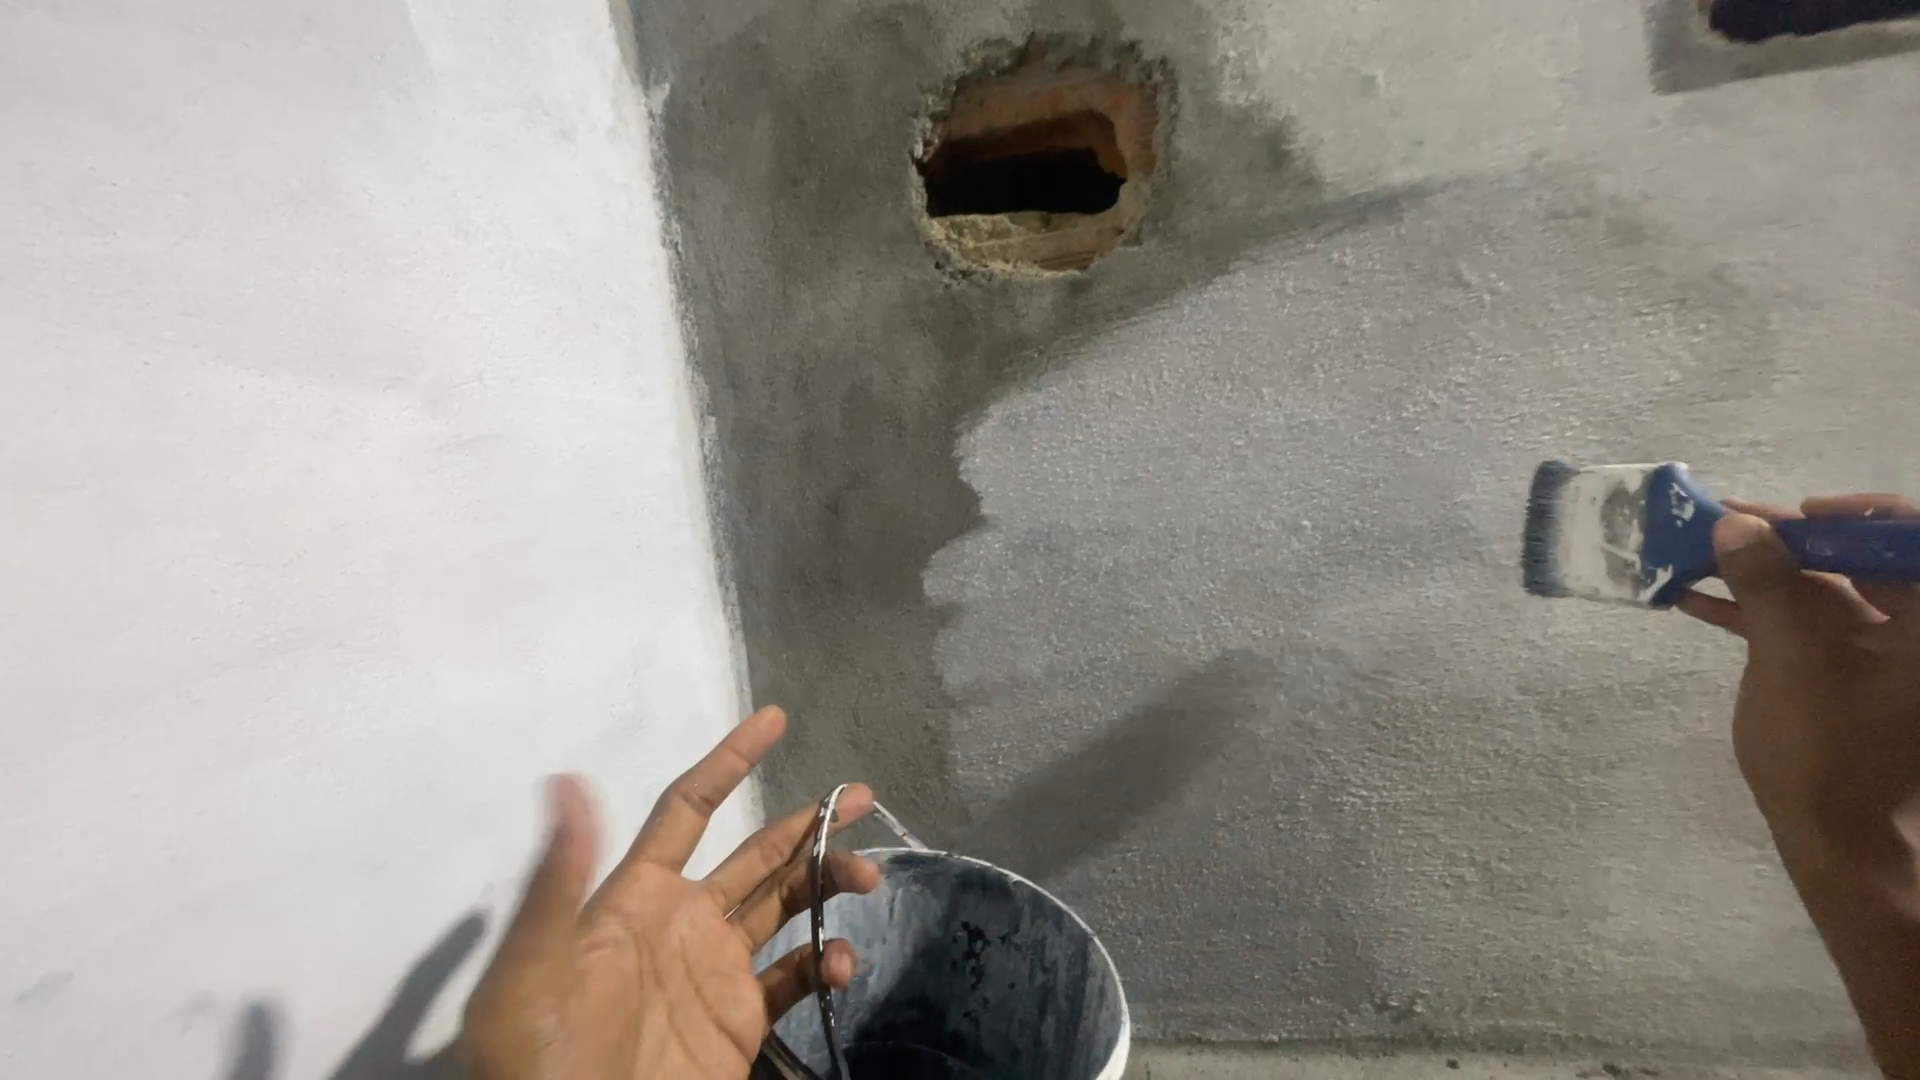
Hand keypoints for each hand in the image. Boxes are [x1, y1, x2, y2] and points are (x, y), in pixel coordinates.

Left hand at [459, 706, 881, 1079]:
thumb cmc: (542, 1066)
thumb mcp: (527, 980)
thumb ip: (556, 884)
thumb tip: (568, 781)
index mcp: (639, 896)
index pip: (690, 808)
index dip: (730, 760)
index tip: (774, 719)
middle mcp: (686, 921)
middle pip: (760, 852)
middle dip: (810, 821)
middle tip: (862, 797)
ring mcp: (718, 971)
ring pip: (789, 903)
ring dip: (830, 881)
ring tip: (867, 878)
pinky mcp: (741, 1021)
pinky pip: (797, 975)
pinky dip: (828, 962)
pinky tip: (841, 965)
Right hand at [1678, 495, 1919, 864]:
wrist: (1841, 831)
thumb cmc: (1831, 748)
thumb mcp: (1793, 662)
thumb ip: (1769, 589)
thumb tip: (1736, 521)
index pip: (1910, 541)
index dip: (1853, 516)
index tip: (1783, 512)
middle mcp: (1912, 627)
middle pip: (1856, 559)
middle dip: (1782, 538)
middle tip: (1716, 523)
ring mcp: (1875, 647)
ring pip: (1817, 587)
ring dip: (1753, 570)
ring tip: (1687, 554)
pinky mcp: (1836, 666)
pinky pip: (1795, 620)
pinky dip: (1745, 606)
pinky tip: (1689, 598)